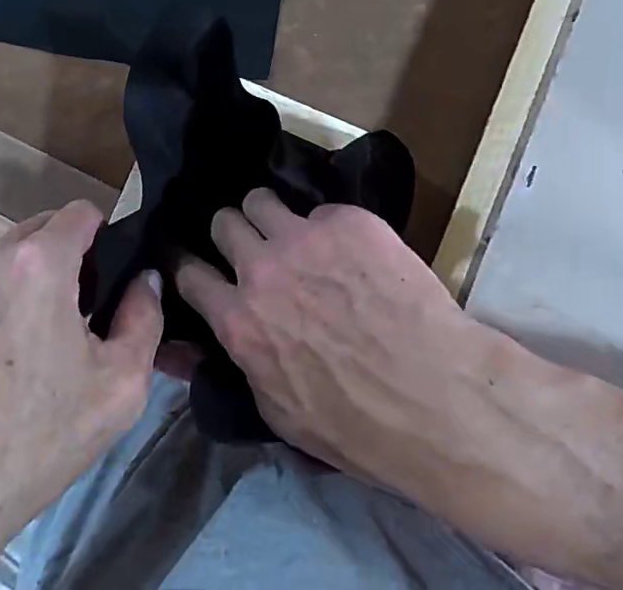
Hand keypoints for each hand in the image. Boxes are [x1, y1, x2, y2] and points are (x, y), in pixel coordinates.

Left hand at [0, 200, 162, 589]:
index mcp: (40, 263)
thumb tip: (146, 278)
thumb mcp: (123, 382)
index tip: (104, 275)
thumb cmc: (40, 437)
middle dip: (61, 258)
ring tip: (21, 340)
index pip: (80, 211)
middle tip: (69, 317)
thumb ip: (146, 314)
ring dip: (19, 279)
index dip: (101, 235)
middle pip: (38, 230)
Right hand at [173, 189, 505, 496]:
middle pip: (225, 222)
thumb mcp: (276, 412)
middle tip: (253, 246)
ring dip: (269, 214)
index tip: (197, 263)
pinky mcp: (350, 220)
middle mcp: (263, 268)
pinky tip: (352, 248)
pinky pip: (322, 210)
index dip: (189, 266)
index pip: (189, 273)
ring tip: (292, 231)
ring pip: (263, 199)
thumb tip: (200, 346)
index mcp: (239, 319)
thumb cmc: (355, 423)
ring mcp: (307, 238)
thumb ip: (235, 364)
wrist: (434, 392)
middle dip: (232, 233)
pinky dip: (329, 226)